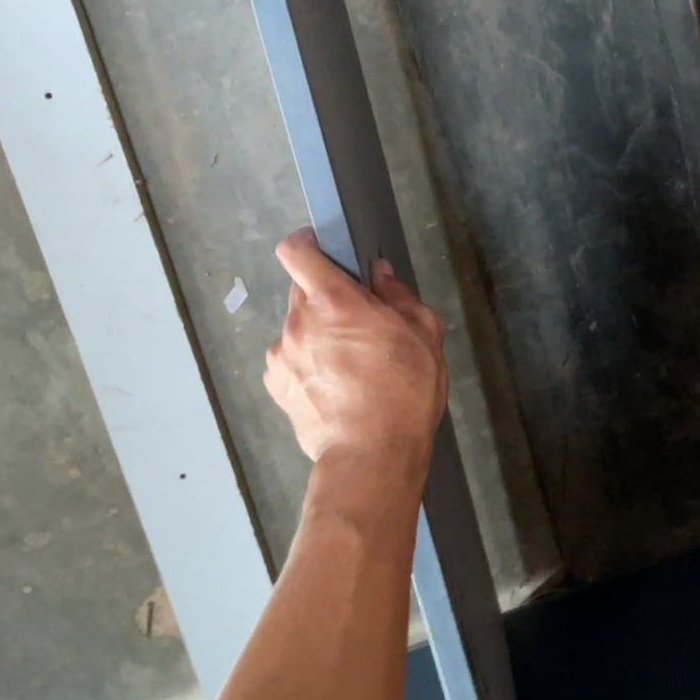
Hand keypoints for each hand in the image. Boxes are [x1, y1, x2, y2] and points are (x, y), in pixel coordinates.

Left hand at [265, 228, 447, 468]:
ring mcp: (281, 354)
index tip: (325, 250)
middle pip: (304, 289)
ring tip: (351, 365)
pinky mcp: (275, 384)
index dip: (308, 243)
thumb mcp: (424, 334)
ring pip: (299, 326)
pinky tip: (336, 387)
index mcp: (334, 300)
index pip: (296, 250)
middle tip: (360, 323)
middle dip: (329, 297)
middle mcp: (298, 321)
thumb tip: (380, 274)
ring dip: (319, 333)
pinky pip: (292, 357)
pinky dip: (309, 363)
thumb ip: (399, 296)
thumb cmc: (405, 390)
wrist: (371, 455)